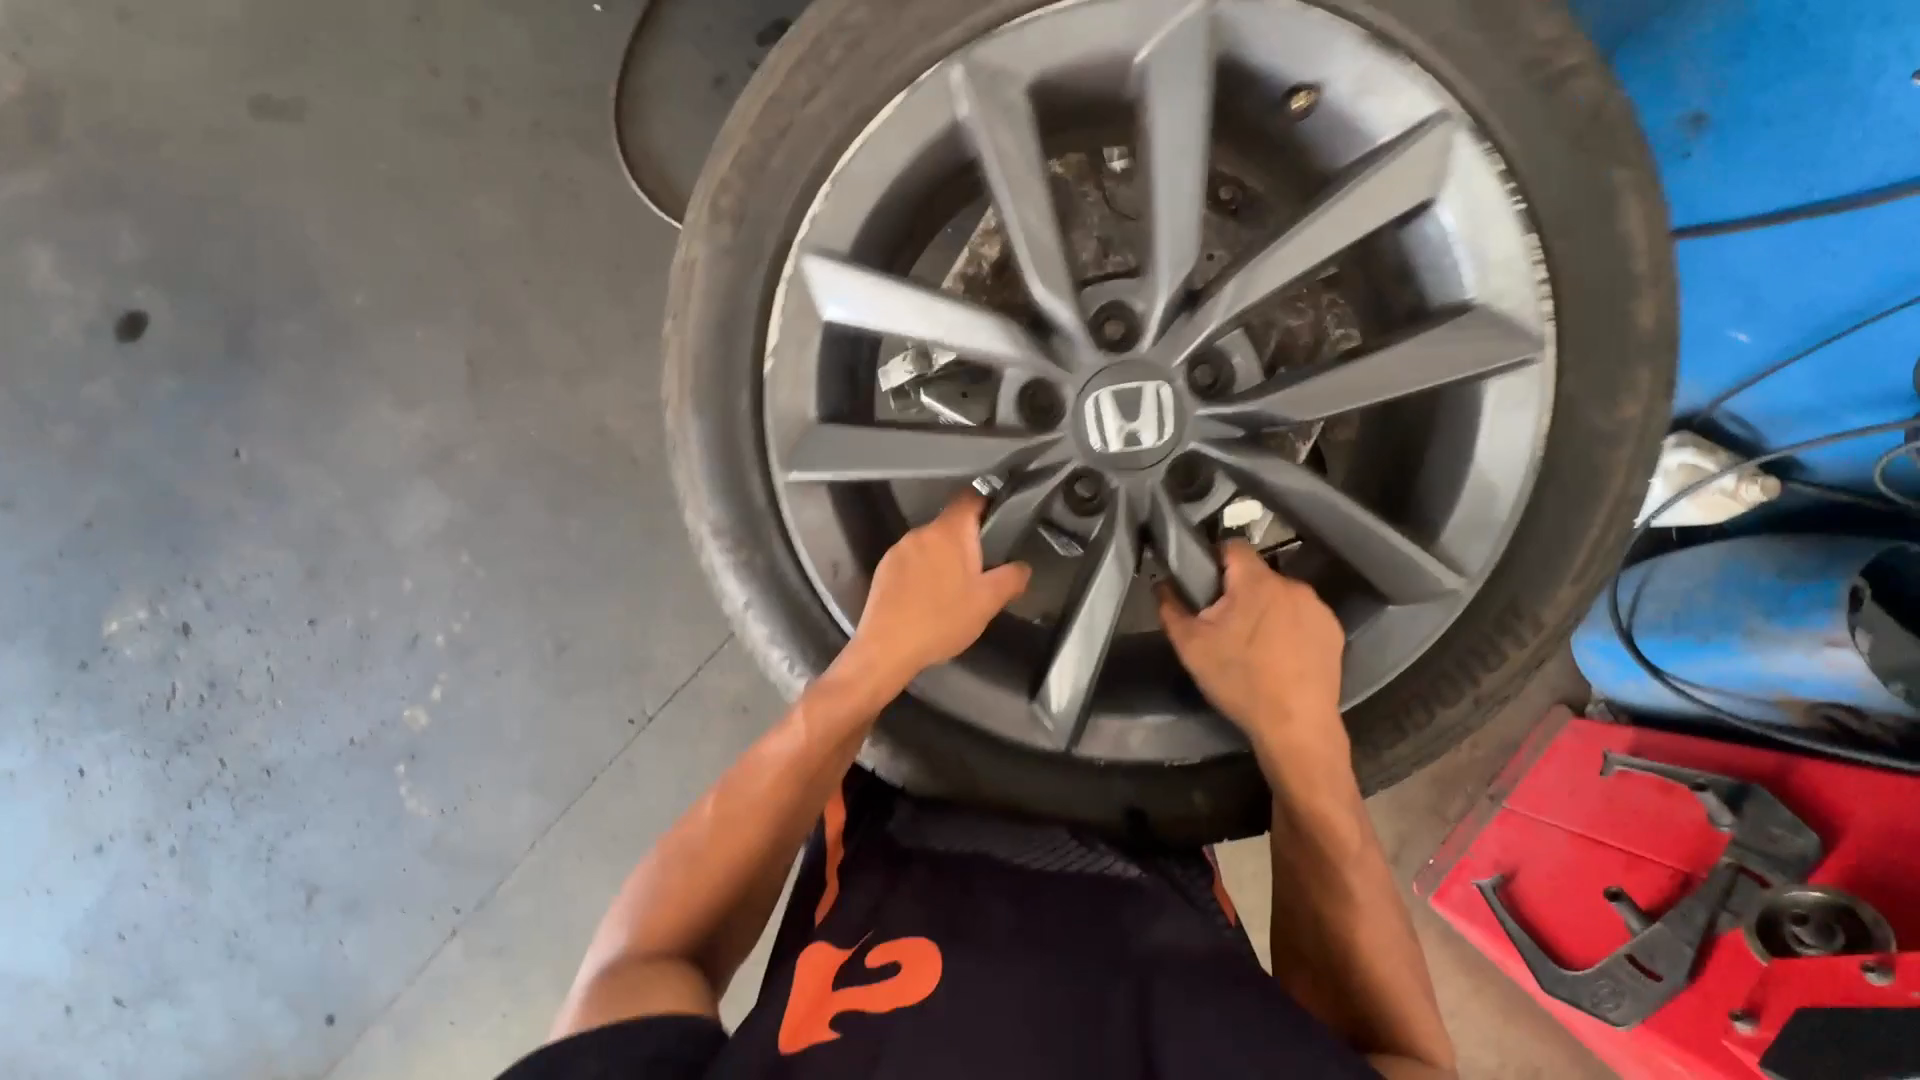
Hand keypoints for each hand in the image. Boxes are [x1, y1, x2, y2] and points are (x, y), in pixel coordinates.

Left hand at [844, 490, 1031, 689]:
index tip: (1000, 519)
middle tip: (981, 571)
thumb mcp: (988, 602)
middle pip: (950, 525)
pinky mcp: (883, 569)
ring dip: (943, 560)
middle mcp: (921, 533)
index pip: (970, 498)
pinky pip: (911, 562)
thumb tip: (1023, 567)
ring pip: (930, 545)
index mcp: (949, 532)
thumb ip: (1011, 578)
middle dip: (967, 543)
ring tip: (953, 591)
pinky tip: (927, 600)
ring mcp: (898, 550)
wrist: (887, 648)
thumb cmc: (942, 620)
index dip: (987, 502)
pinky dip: (923, 573)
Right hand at [1157, 540, 1346, 753]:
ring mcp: (1318, 609)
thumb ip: (1171, 608)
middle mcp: (1293, 585)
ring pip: (1280, 597)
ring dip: (1265, 611)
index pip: (1233, 546)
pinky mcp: (1334, 631)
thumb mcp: (1190, 646)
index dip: (1214, 559)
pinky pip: (1303, 617)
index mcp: (1257, 582)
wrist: (1295, 725)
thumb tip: (1163, 584)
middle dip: (1238, 593)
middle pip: (1257, 576)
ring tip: (1252, 646)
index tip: (1203, 585)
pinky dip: (1289, 628)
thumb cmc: (1239, 681)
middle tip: (1223, 626)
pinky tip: (1280, 657)